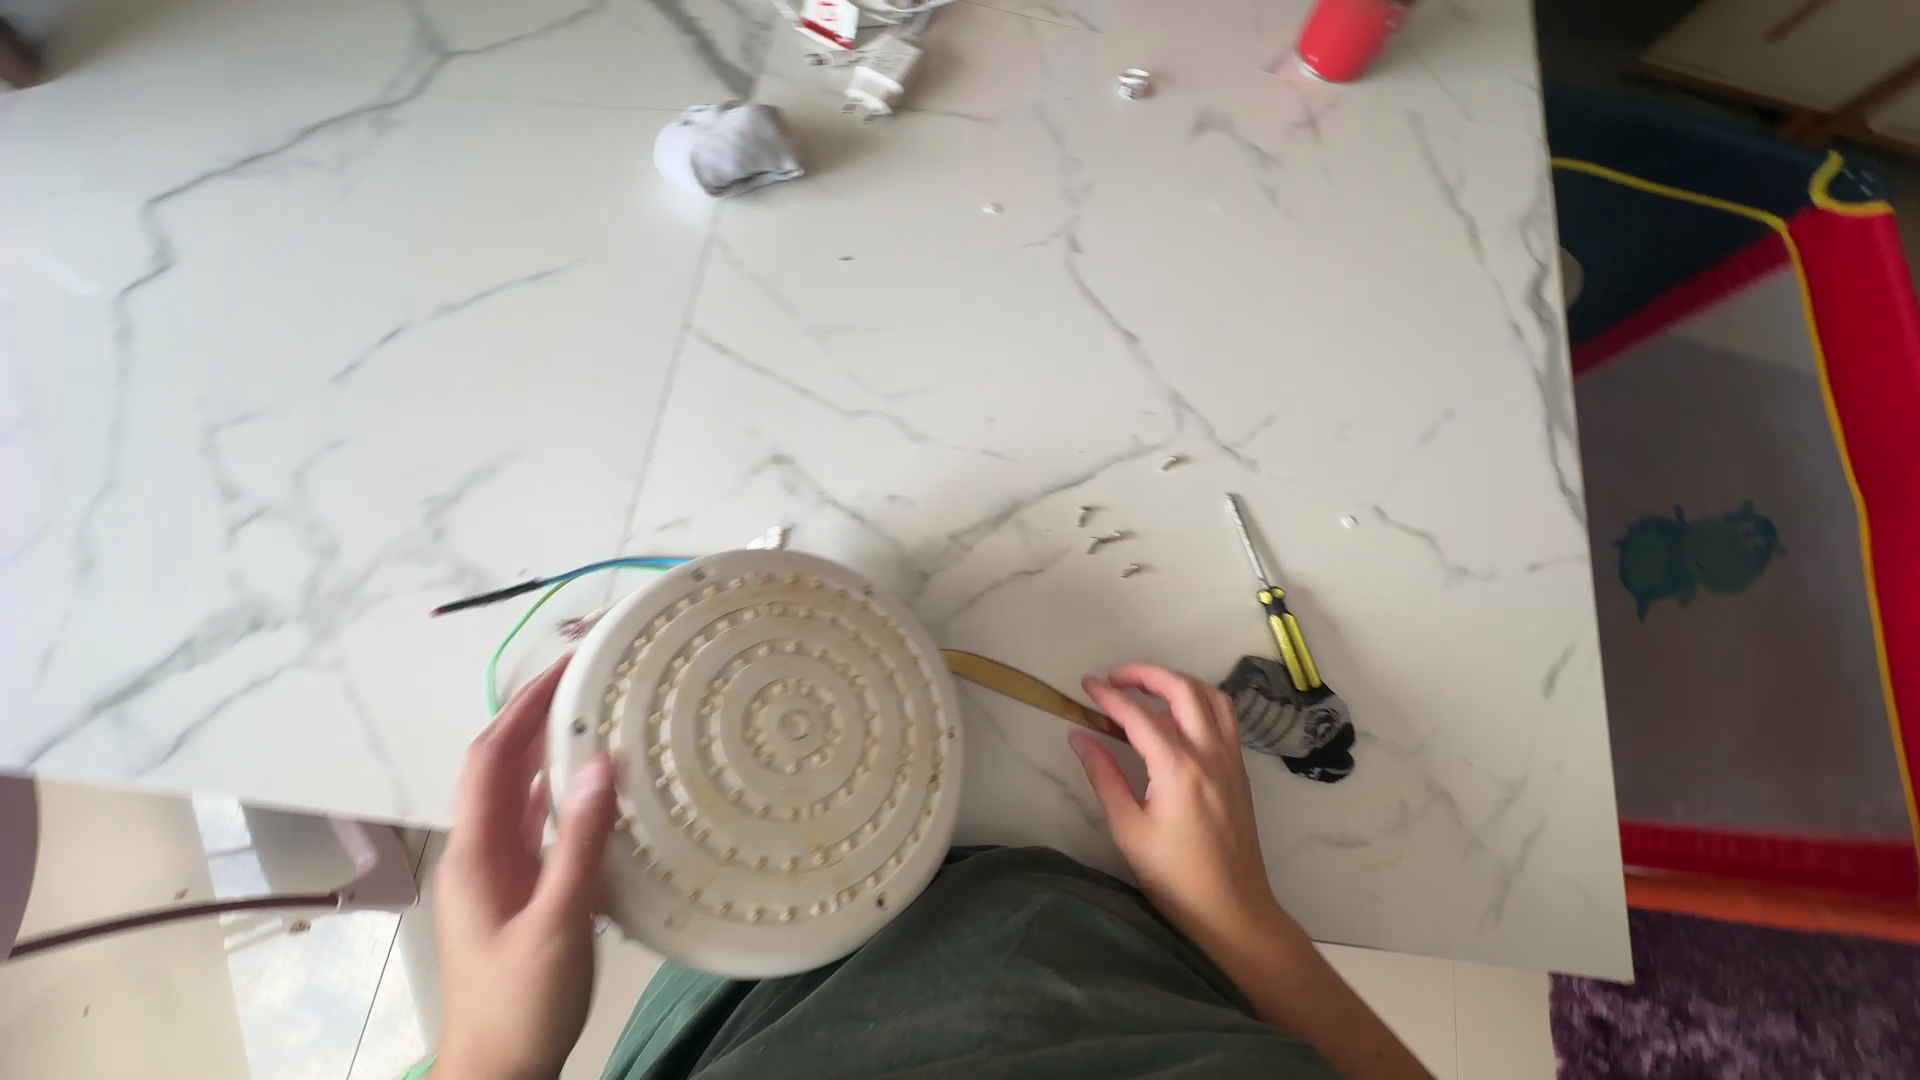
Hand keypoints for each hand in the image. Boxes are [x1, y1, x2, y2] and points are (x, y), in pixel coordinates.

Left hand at [436, 658, 618, 1079]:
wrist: (497, 1071)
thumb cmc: (521, 1001)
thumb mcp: (558, 921)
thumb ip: (580, 842)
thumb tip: (602, 764)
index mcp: (477, 851)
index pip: (492, 757)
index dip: (523, 707)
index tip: (565, 667)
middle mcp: (481, 849)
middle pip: (500, 765)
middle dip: (535, 715)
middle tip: (587, 677)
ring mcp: (499, 868)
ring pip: (519, 790)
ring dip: (548, 747)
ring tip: (596, 713)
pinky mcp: (520, 885)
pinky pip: (538, 818)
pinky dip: (562, 787)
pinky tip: (596, 782)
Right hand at [1072, 664, 1289, 950]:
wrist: (1234, 911)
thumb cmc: (1174, 876)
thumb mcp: (1128, 829)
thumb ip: (1104, 776)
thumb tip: (1080, 737)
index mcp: (1178, 768)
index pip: (1137, 715)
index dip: (1108, 696)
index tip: (1086, 685)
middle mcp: (1209, 753)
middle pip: (1182, 688)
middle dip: (1146, 673)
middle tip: (1116, 678)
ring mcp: (1230, 758)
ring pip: (1210, 696)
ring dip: (1177, 682)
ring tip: (1147, 689)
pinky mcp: (1239, 769)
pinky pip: (1224, 717)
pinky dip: (1199, 701)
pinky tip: (1177, 717)